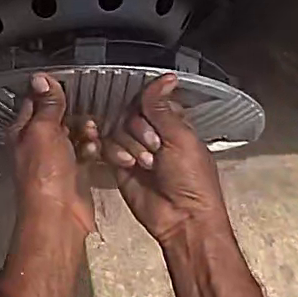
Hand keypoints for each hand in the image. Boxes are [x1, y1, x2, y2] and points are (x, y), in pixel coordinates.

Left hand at [6, 73, 95, 234]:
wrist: (59, 214)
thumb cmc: (44, 172)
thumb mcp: (43, 131)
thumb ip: (46, 105)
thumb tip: (40, 77)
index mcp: (22, 131)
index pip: (34, 101)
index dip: (49, 90)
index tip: (68, 80)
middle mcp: (37, 142)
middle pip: (57, 116)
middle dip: (73, 111)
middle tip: (85, 110)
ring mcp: (56, 157)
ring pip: (74, 132)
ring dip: (84, 129)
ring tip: (90, 131)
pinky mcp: (75, 170)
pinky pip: (85, 150)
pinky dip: (91, 147)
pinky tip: (94, 148)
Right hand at [75, 74, 226, 245]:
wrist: (181, 218)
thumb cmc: (191, 180)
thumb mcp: (181, 139)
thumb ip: (162, 108)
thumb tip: (166, 78)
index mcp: (173, 125)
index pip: (149, 101)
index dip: (147, 107)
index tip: (152, 119)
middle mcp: (152, 134)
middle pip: (129, 114)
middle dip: (138, 130)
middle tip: (155, 149)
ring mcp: (134, 149)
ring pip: (116, 129)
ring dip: (129, 145)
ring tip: (143, 164)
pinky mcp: (118, 164)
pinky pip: (106, 147)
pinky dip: (114, 153)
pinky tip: (126, 164)